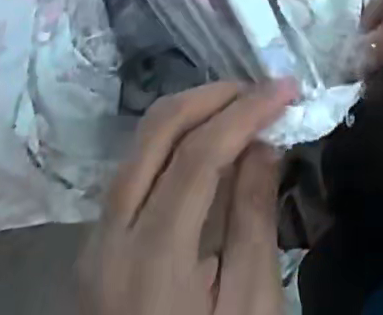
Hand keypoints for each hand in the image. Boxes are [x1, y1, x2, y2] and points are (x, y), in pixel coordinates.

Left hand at [79, 81, 295, 314]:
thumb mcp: (250, 307)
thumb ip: (254, 217)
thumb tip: (265, 142)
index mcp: (149, 259)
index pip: (197, 154)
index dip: (246, 111)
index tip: (287, 88)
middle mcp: (108, 238)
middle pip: (156, 131)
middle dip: (214, 96)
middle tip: (263, 90)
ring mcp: (95, 241)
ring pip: (140, 144)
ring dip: (194, 113)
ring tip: (245, 109)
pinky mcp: (98, 246)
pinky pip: (136, 169)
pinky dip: (177, 141)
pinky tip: (214, 144)